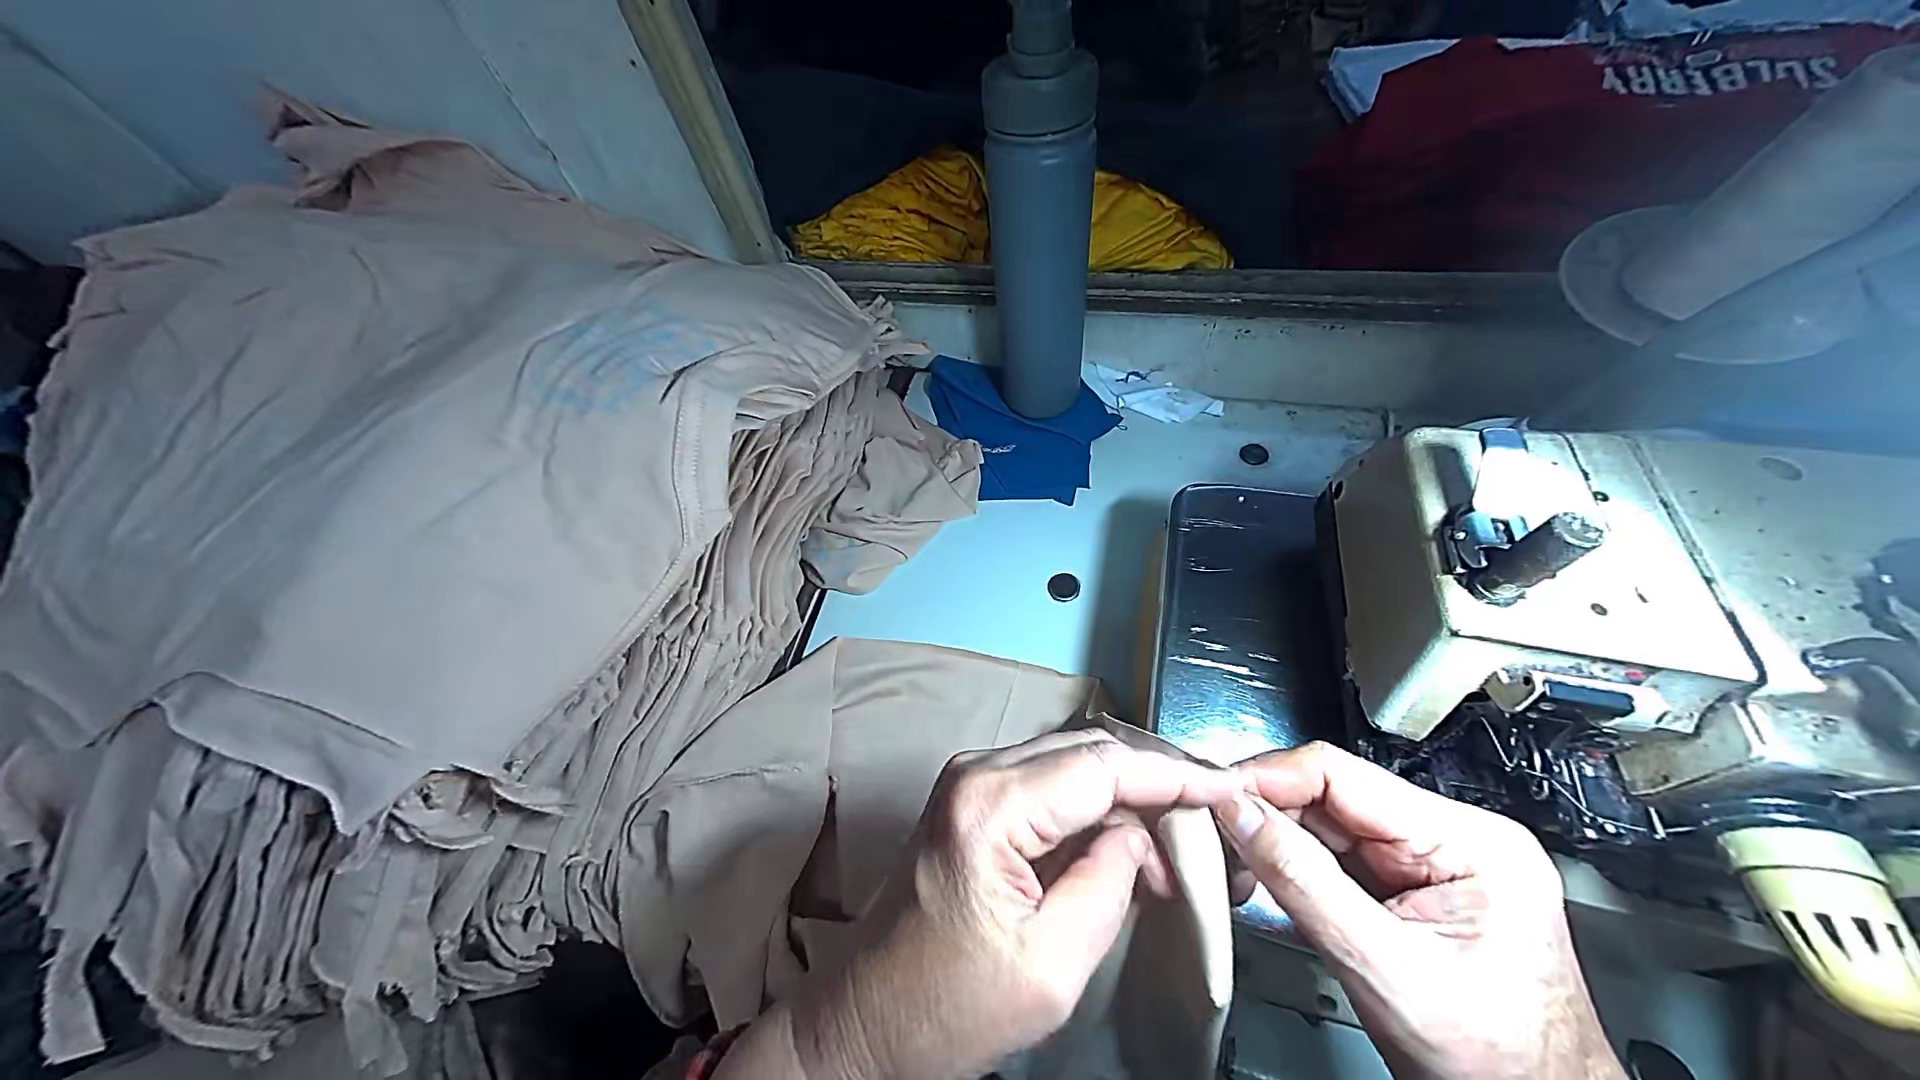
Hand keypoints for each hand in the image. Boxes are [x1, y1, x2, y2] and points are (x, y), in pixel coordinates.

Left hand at [718, 728, 1242, 1079]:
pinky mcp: (971, 794)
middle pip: (1087, 750)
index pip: (1101, 767)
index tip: (1226, 787)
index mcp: (990, 805)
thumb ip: (1107, 883)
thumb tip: (1137, 834)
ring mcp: (969, 777)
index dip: (1170, 775)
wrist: (870, 1013)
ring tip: (1169, 846)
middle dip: (1152, 779)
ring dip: (1124, 792)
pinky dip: (1092, 802)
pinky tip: (1122, 839)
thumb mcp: (1051, 966)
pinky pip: (1047, 779)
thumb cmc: (952, 1005)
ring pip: (1070, 759)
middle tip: (1207, 815)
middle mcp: (975, 771)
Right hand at [1218, 743, 1624, 1079]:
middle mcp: (1450, 836)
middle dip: (1265, 815)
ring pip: (1319, 821)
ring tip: (1237, 866)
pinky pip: (1329, 852)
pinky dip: (1288, 864)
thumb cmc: (1499, 1066)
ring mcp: (1426, 858)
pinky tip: (1266, 881)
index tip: (1216, 796)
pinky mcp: (1404, 880)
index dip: (1268, 780)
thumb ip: (1302, 882)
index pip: (1339, 773)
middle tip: (1219, 838)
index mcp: (1470, 842)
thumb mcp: (1384, 970)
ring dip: (1271, 840)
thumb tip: (1238, 814)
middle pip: (1325, 794)